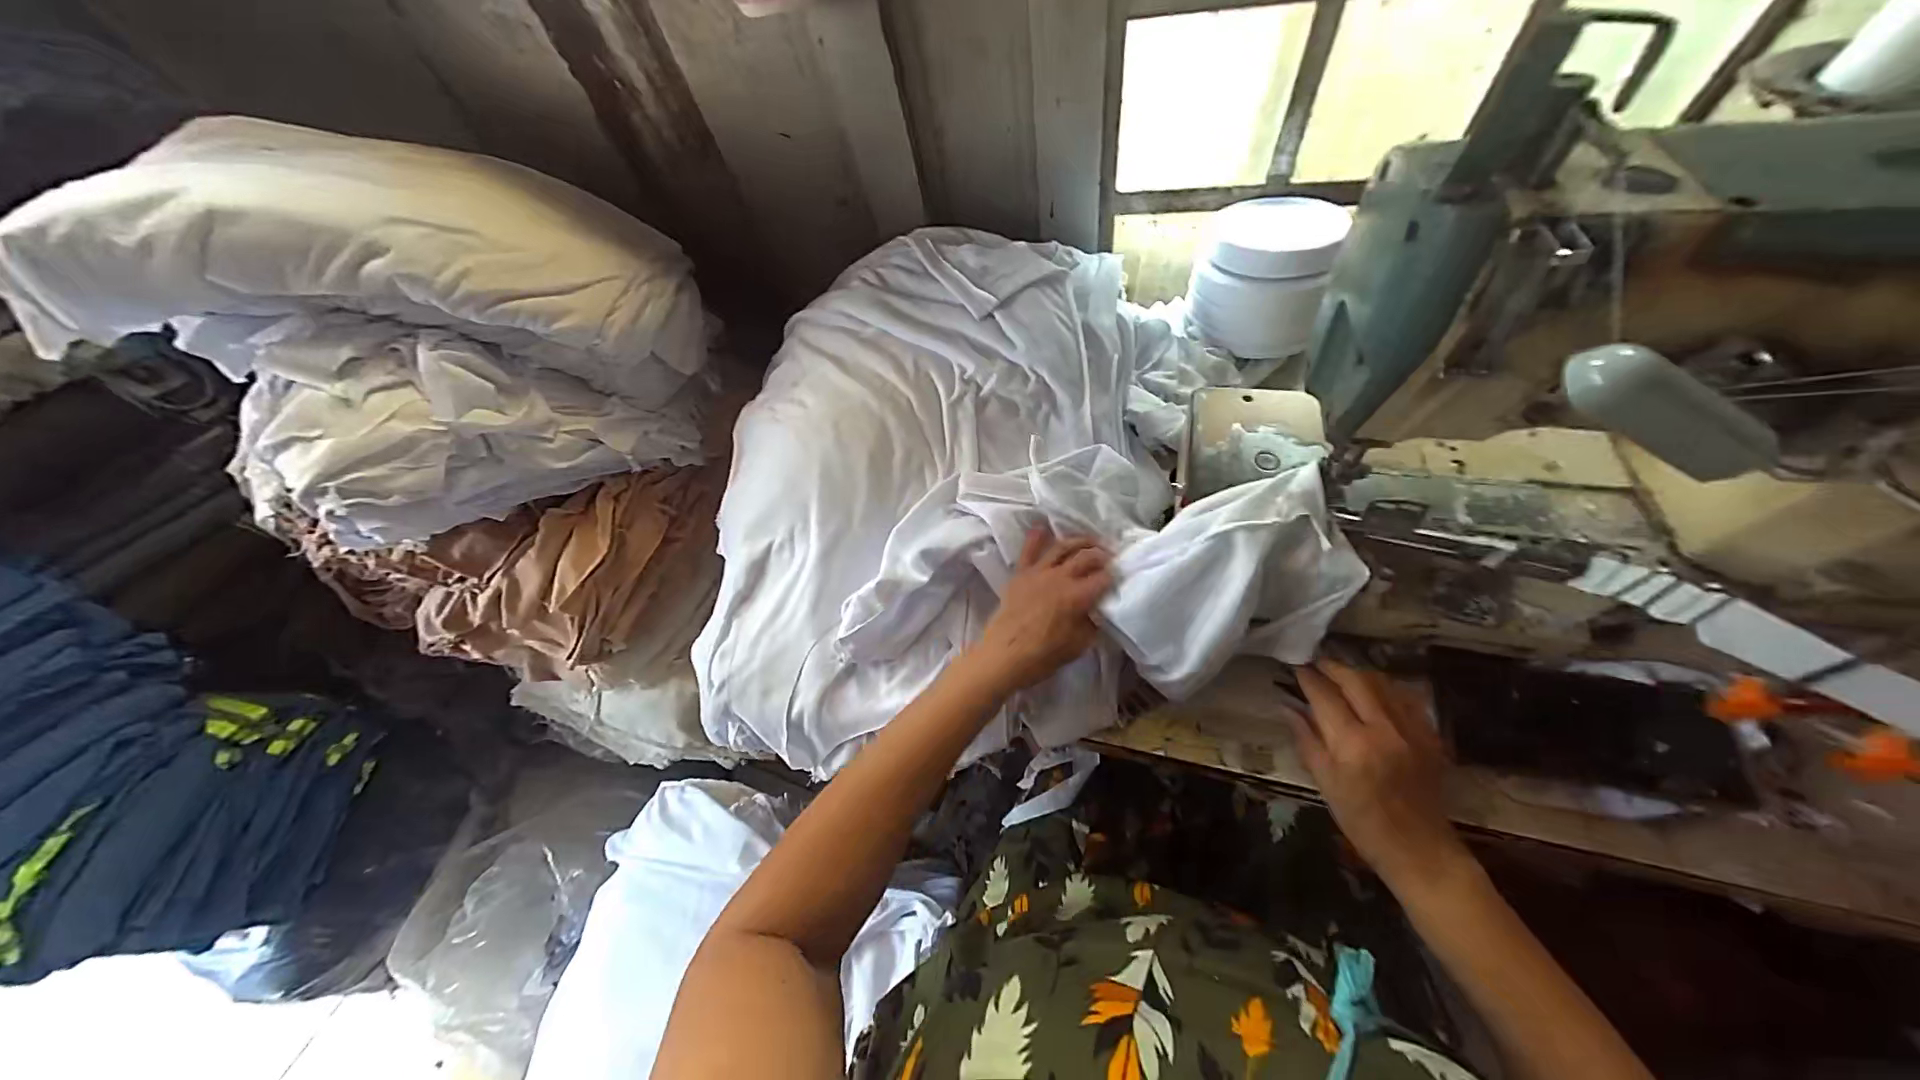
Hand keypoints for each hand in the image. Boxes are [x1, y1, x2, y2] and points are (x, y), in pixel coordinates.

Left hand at [967, 527, 1113, 694]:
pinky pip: (1029, 550)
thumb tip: (1097, 612)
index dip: (1115, 575)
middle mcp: (1061, 577)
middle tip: (1111, 556)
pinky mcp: (1020, 574)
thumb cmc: (1044, 655)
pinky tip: (1043, 527)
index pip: (1104, 578)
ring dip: (1079, 541)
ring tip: (1090, 541)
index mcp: (1078, 596)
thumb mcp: (1079, 645)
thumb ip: (1092, 624)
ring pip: (1062, 547)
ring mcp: (1039, 572)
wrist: (1004, 655)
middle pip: (1087, 556)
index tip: (1120, 575)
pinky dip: (1036, 537)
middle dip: (1103, 554)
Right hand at [1287, 659, 1471, 892]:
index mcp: (1353, 744)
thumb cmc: (1361, 821)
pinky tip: (1373, 692)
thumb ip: (1306, 739)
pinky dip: (1385, 688)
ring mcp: (1412, 731)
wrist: (1419, 849)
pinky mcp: (1431, 736)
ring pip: (1383, 684)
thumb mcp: (1324, 782)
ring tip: (1340, 674)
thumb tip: (1287, 705)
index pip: (1325, 696)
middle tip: (1314, 663)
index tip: (1294, 666)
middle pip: (1356, 681)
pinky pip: (1405, 698)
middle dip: (1332, 667)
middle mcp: (1384, 730)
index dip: (1307, 677)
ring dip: (1358, 674)